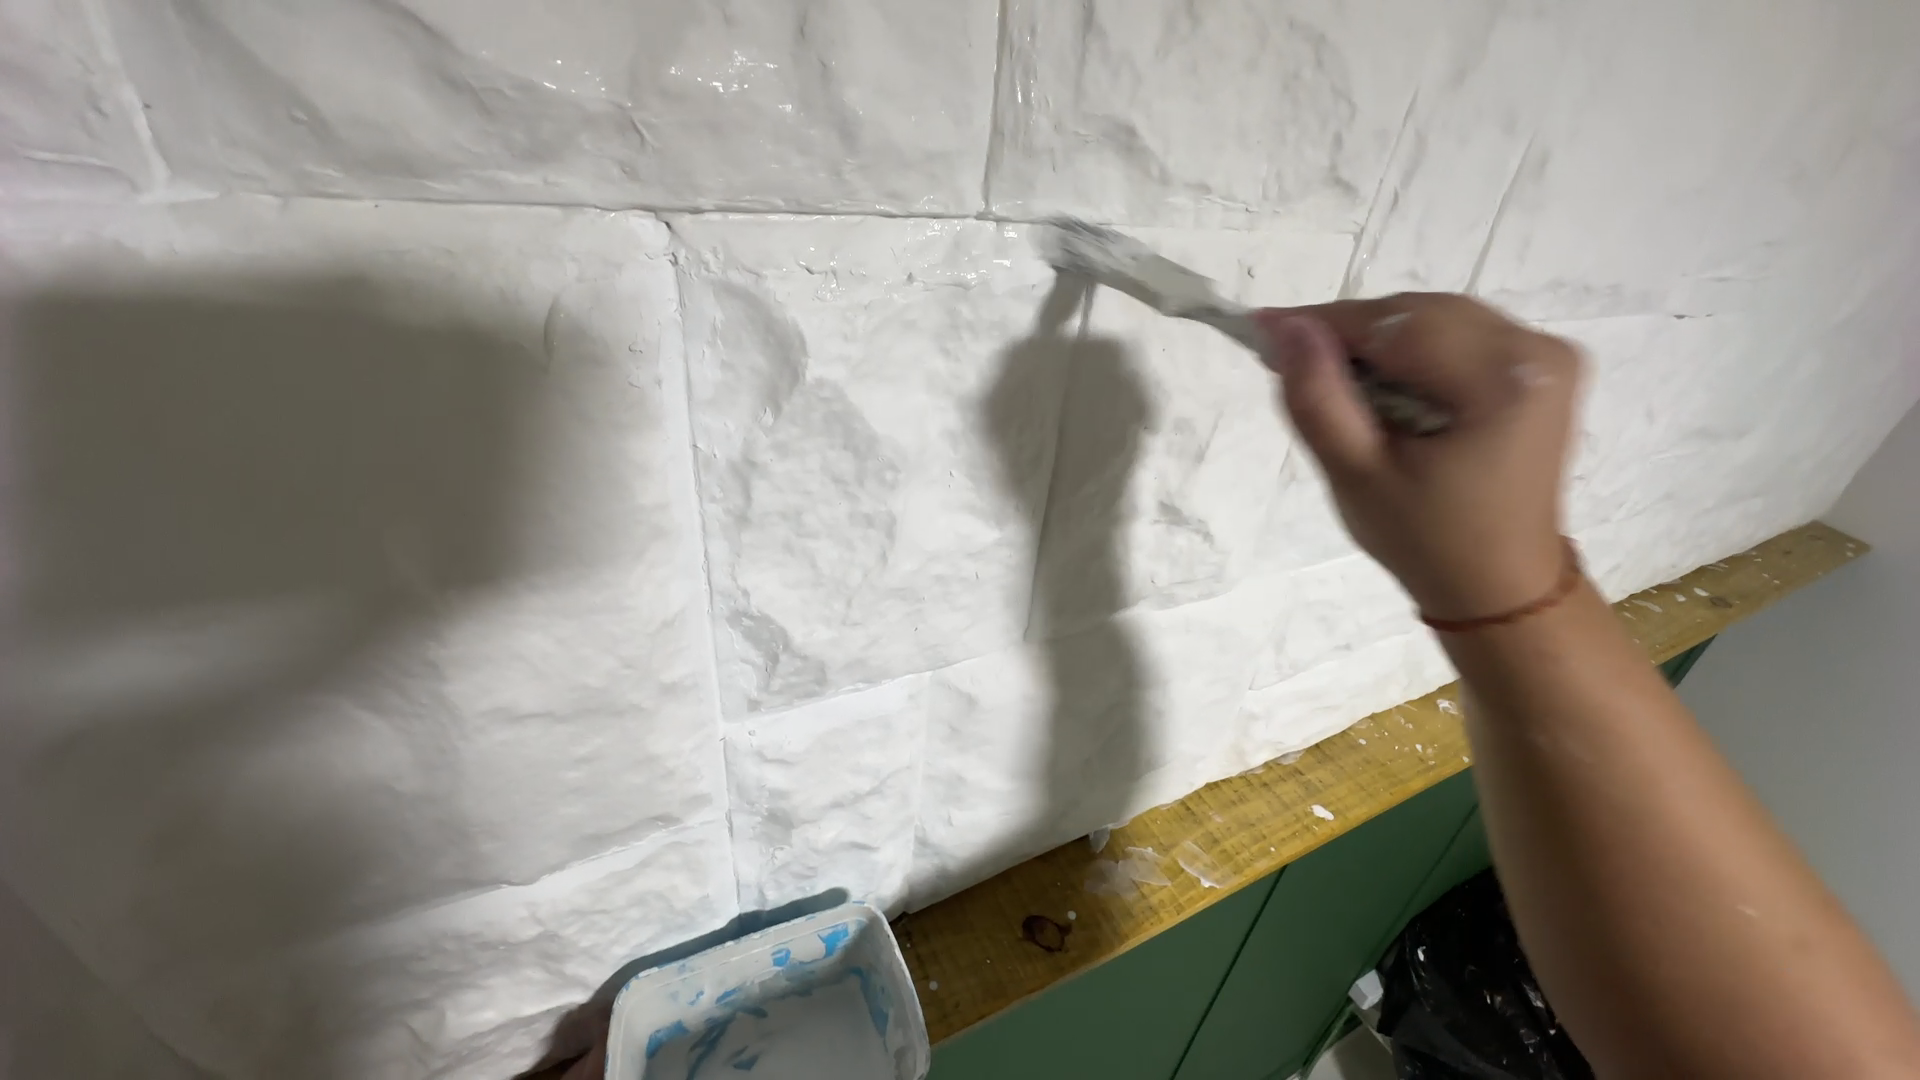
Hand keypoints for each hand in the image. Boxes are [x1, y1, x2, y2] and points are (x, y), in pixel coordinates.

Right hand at [1254, 294, 1581, 621]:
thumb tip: (1286, 327)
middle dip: (1350, 332)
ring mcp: (1547, 355)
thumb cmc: (1423, 539)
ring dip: (1376, 341)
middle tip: (1287, 358)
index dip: (1324, 322)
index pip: (1396, 325)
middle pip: (1419, 315)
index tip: (1261, 329)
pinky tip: (1376, 384)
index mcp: (1502, 379)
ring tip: (1326, 376)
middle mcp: (1537, 350)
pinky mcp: (1540, 368)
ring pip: (1435, 320)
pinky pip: (1457, 336)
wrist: (1497, 584)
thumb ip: (1318, 397)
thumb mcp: (1355, 474)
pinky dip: (1407, 351)